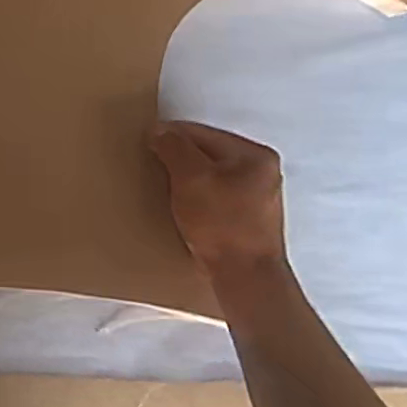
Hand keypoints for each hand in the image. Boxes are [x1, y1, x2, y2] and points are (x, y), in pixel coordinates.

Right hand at [148, 121, 287, 272]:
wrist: (244, 276)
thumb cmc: (221, 225)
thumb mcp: (191, 178)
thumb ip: (174, 148)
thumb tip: (160, 130)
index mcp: (254, 155)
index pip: (202, 133)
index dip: (171, 136)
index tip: (145, 143)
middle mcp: (261, 172)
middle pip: (207, 153)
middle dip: (179, 157)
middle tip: (152, 165)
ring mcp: (256, 197)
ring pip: (210, 175)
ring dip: (185, 178)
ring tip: (163, 186)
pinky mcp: (245, 218)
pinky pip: (214, 195)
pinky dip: (195, 196)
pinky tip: (180, 206)